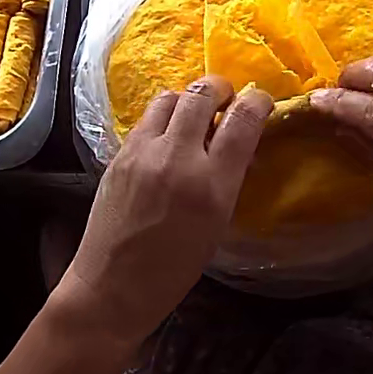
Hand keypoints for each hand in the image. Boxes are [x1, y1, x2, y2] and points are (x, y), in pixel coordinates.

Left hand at [61, 76, 272, 345]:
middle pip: (202, 93)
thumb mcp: (216, 225)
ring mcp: (142, 153)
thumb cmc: (172, 270)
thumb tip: (238, 148)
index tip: (261, 101)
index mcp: (211, 184)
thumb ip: (227, 179)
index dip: (258, 101)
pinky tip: (165, 136)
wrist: (111, 285)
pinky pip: (144, 121)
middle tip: (226, 99)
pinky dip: (162, 119)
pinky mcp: (118, 156)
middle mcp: (177, 158)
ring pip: (169, 98)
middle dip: (220, 88)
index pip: (243, 119)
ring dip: (187, 99)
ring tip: (193, 115)